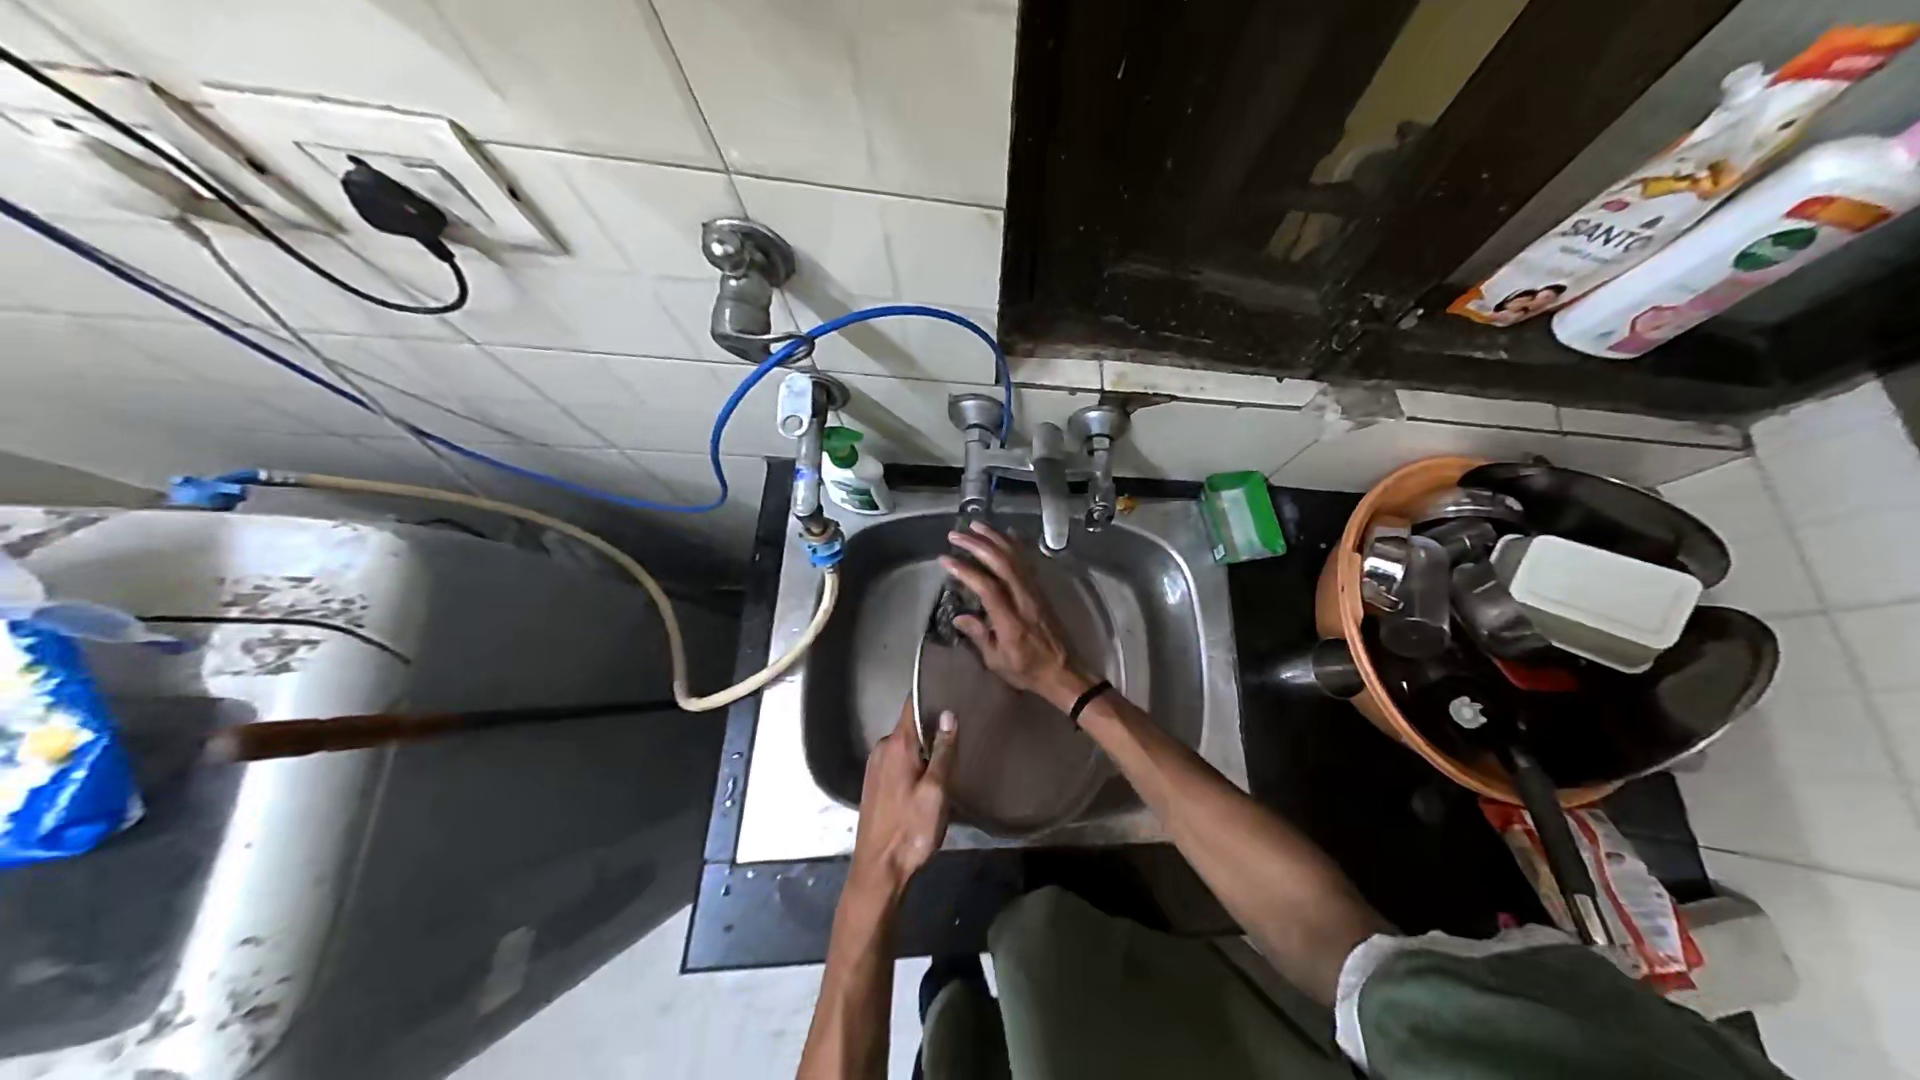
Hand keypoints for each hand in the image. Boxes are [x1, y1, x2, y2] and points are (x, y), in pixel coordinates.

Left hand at [850, 698, 957, 898]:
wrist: (879, 870)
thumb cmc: (911, 829)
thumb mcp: (936, 791)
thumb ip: (943, 752)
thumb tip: (948, 713)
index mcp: (897, 745)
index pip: (912, 704)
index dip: (931, 693)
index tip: (952, 686)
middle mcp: (882, 748)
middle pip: (911, 725)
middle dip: (933, 725)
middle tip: (962, 727)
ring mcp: (875, 766)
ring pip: (905, 745)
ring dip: (924, 747)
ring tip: (950, 753)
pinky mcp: (874, 784)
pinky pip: (898, 760)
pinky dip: (914, 761)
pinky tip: (930, 776)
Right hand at [939, 521, 1094, 712]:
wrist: (1064, 671)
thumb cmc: (1028, 670)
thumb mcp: (997, 661)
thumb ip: (979, 636)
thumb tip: (959, 616)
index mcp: (1011, 621)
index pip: (987, 588)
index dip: (966, 571)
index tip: (946, 560)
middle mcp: (1025, 600)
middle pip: (1002, 564)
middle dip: (978, 545)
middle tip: (956, 535)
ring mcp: (1035, 592)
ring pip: (1016, 557)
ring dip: (995, 538)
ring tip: (976, 526)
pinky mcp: (1041, 590)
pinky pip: (1027, 561)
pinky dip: (1015, 544)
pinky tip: (1004, 534)